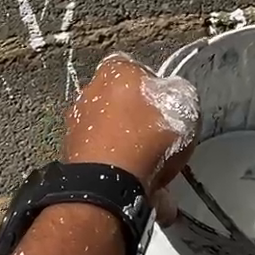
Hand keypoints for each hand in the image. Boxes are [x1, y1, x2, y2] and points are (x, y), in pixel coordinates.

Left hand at [62, 54, 198, 221]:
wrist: (108, 188)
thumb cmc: (150, 135)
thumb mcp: (184, 102)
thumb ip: (177, 89)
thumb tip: (171, 91)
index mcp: (115, 70)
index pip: (134, 66)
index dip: (152, 83)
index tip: (166, 101)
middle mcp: (88, 92)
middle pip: (117, 98)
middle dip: (133, 112)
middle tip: (156, 131)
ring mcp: (74, 127)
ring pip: (107, 128)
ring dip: (122, 140)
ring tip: (146, 161)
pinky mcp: (70, 160)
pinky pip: (100, 157)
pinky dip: (113, 165)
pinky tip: (132, 178)